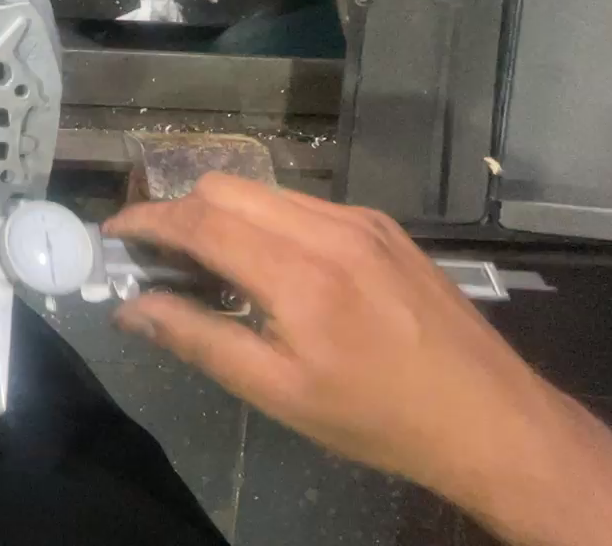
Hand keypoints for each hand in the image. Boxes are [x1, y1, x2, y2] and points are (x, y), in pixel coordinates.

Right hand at [103, 174, 566, 504]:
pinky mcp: (378, 223)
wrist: (498, 424)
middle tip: (162, 256)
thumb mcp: (278, 393)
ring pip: (256, 189)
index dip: (145, 220)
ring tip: (212, 260)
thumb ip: (196, 339)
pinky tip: (270, 263)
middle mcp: (327, 231)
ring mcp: (358, 220)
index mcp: (300, 278)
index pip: (198, 222)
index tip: (113, 233)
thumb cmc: (377, 417)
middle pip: (220, 188)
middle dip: (176, 212)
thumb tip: (129, 308)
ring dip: (217, 213)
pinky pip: (295, 201)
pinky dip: (260, 219)